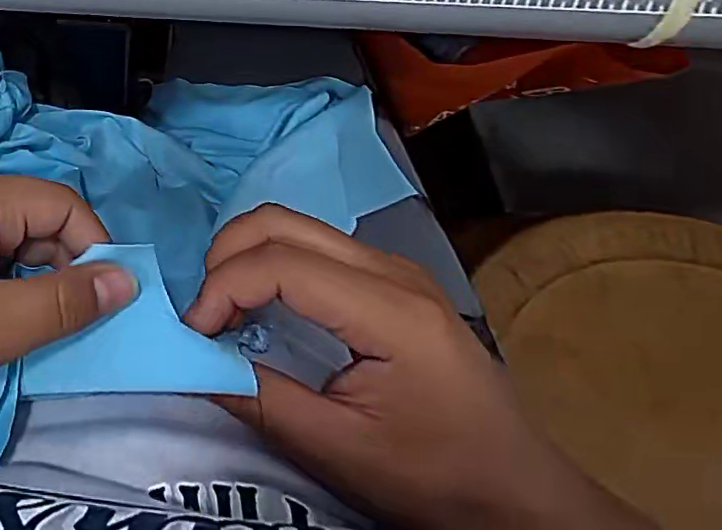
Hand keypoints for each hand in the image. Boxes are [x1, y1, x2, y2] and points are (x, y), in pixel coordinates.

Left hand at [0, 172, 137, 414]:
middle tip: (65, 333)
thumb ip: (65, 302)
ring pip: (13, 246)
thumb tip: (127, 280)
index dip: (95, 251)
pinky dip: (2, 292)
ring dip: (32, 289)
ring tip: (27, 338)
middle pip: (40, 223)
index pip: (65, 206)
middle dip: (63, 274)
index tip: (105, 308)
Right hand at [182, 205, 652, 529]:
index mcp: (390, 310)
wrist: (530, 499)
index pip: (281, 264)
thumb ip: (260, 399)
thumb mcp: (344, 453)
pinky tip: (261, 303)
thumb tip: (192, 361)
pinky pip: (309, 242)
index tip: (194, 332)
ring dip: (242, 254)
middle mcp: (390, 269)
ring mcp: (391, 266)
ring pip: (290, 223)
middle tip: (205, 312)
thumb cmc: (441, 480)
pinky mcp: (387, 275)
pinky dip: (267, 261)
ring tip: (226, 307)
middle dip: (224, 256)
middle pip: (279, 222)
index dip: (222, 288)